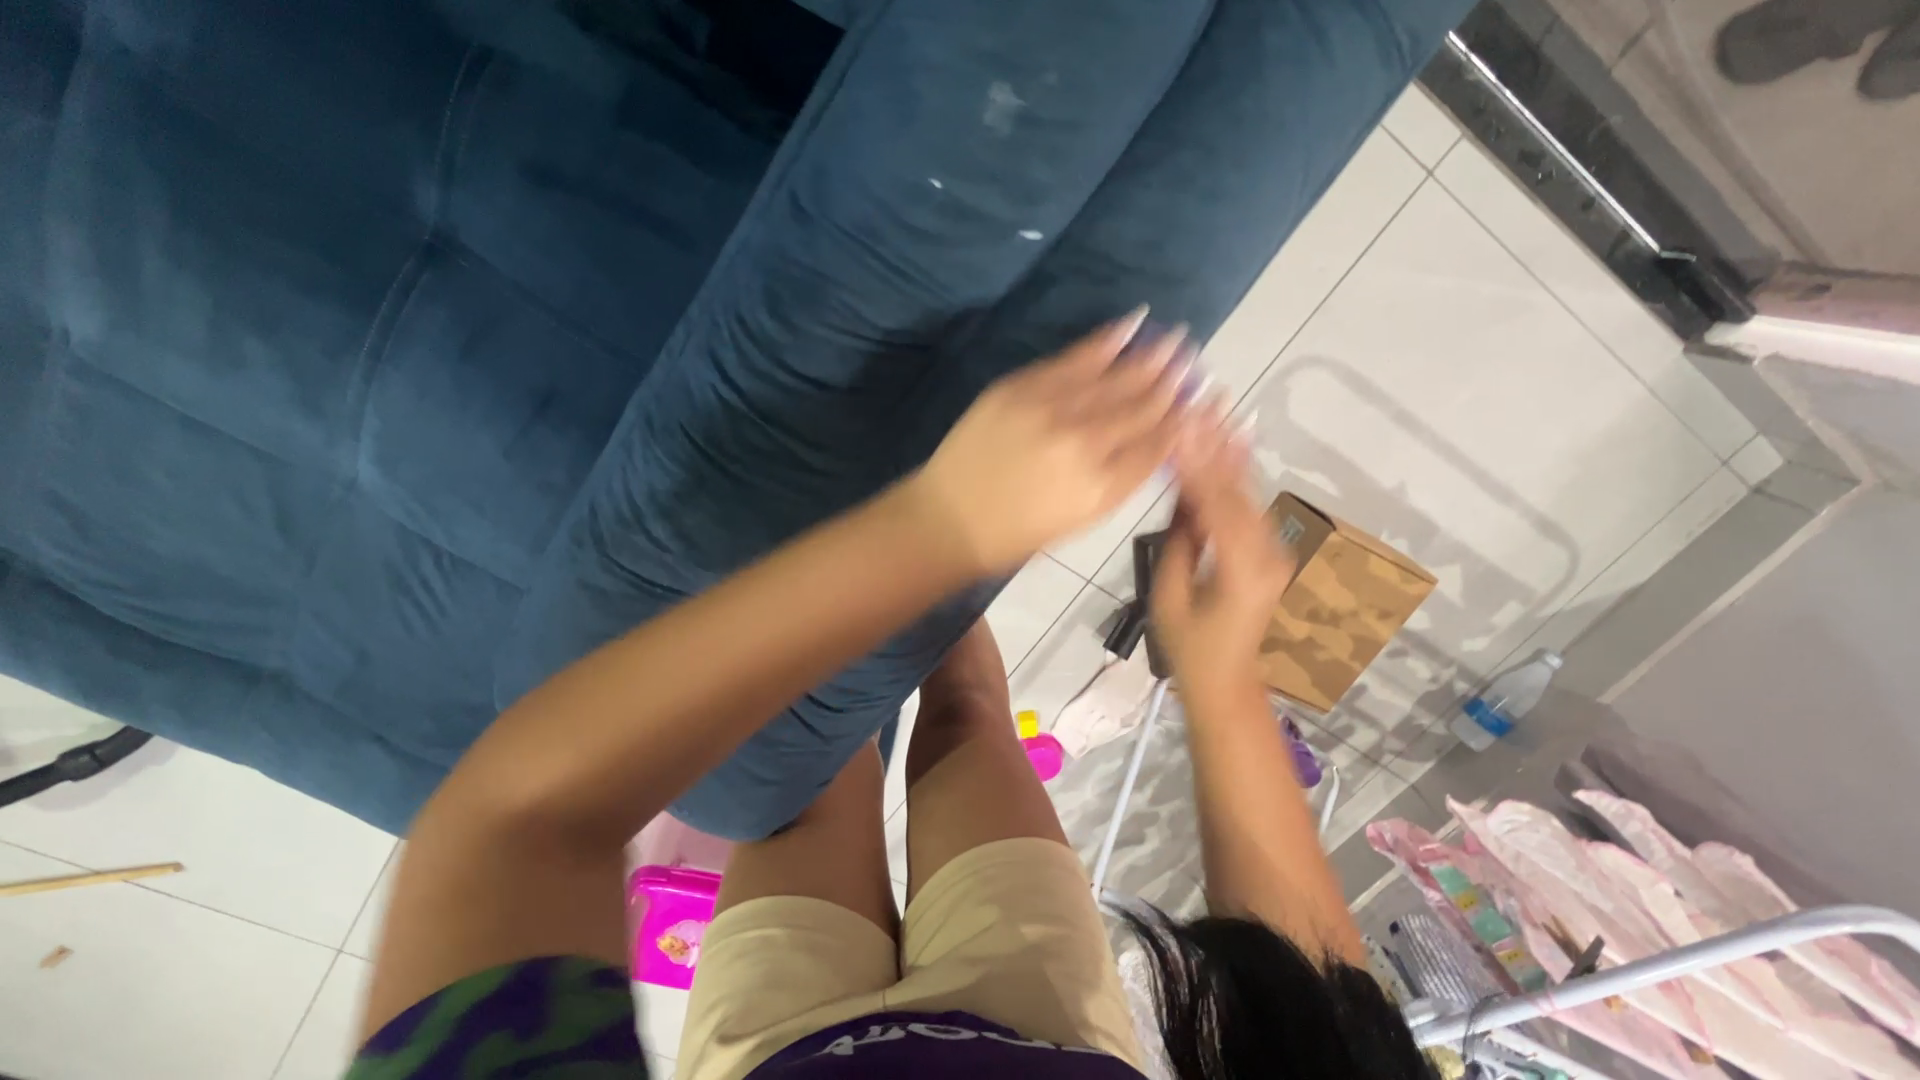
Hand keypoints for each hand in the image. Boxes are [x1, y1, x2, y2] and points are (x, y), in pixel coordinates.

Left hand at [906, 309, 1196, 573]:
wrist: (950, 519)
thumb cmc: (1017, 533)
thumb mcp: (1081, 519)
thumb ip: (1120, 480)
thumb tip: (1157, 441)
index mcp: (1104, 489)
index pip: (1159, 445)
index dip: (1187, 419)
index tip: (1207, 399)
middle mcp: (1087, 447)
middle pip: (1144, 407)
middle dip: (1175, 383)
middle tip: (1197, 361)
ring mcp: (1054, 412)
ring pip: (1116, 379)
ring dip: (1151, 357)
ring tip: (1178, 340)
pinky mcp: (1023, 389)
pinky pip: (1075, 358)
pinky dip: (1108, 340)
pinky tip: (1134, 323)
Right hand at [1151, 419, 1295, 700]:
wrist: (1226, 680)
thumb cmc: (1189, 646)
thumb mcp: (1170, 595)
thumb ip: (1180, 541)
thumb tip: (1181, 491)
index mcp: (1242, 571)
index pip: (1217, 507)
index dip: (1198, 465)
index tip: (1179, 428)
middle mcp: (1268, 556)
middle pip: (1239, 491)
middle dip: (1218, 446)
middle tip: (1202, 402)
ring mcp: (1274, 553)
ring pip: (1248, 493)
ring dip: (1230, 451)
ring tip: (1216, 409)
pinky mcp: (1270, 552)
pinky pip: (1250, 507)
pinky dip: (1237, 473)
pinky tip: (1232, 441)